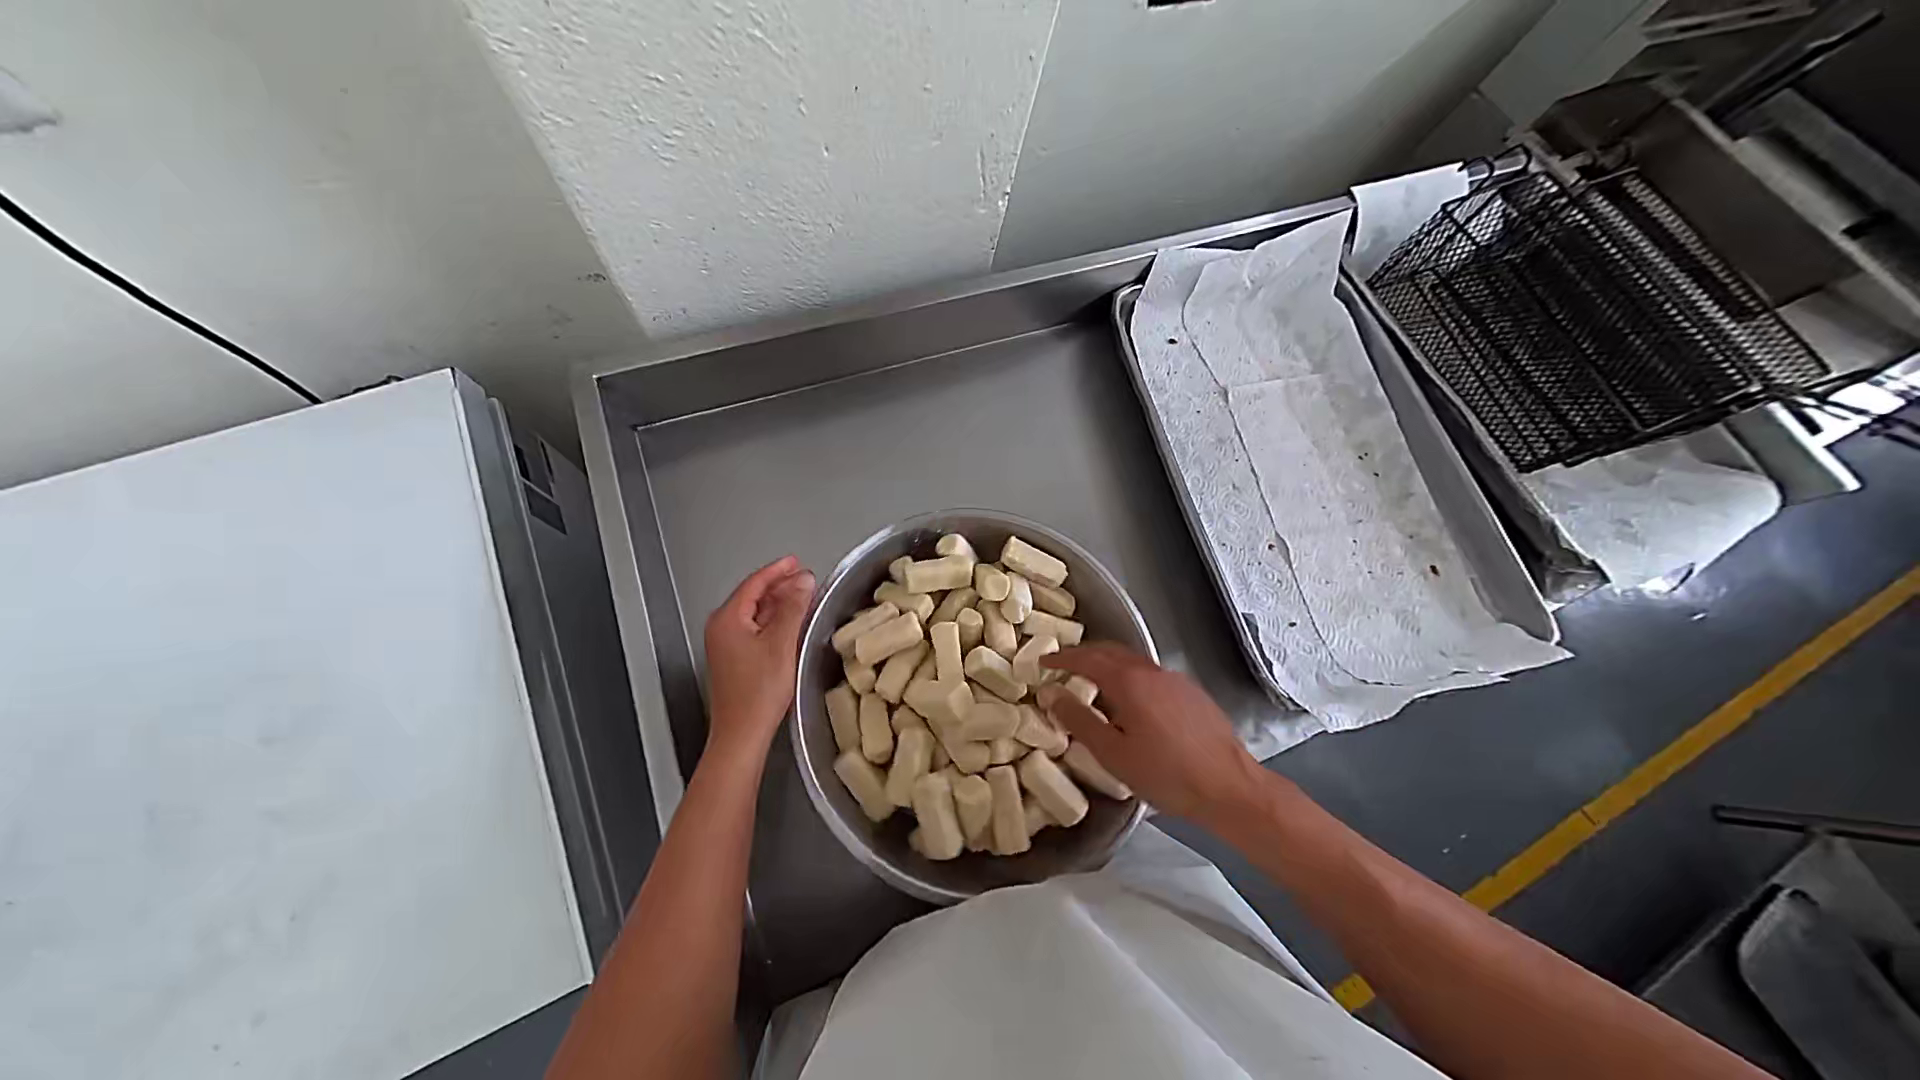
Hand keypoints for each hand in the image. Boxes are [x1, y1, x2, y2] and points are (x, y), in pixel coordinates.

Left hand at [704, 556, 815, 756]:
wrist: (742, 734)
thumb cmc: (759, 691)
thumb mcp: (782, 642)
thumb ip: (794, 606)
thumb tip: (803, 579)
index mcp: (727, 619)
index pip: (754, 583)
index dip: (777, 570)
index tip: (796, 561)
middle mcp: (721, 628)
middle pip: (753, 597)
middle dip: (780, 586)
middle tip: (805, 578)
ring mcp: (726, 645)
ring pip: (755, 614)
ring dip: (779, 604)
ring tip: (804, 598)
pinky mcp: (735, 660)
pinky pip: (755, 630)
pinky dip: (775, 622)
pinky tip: (792, 625)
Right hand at [1038, 643, 1272, 824]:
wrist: (1230, 788)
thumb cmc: (1167, 774)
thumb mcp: (1113, 754)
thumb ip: (1080, 721)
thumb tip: (1053, 695)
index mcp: (1130, 682)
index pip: (1087, 659)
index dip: (1063, 658)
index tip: (1045, 661)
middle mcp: (1153, 672)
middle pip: (1112, 652)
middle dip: (1085, 655)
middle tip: (1065, 667)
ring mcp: (1176, 681)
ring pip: (1134, 663)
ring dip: (1109, 666)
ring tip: (1093, 685)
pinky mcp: (1192, 694)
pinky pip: (1151, 676)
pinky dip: (1130, 678)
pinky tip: (1131, 704)